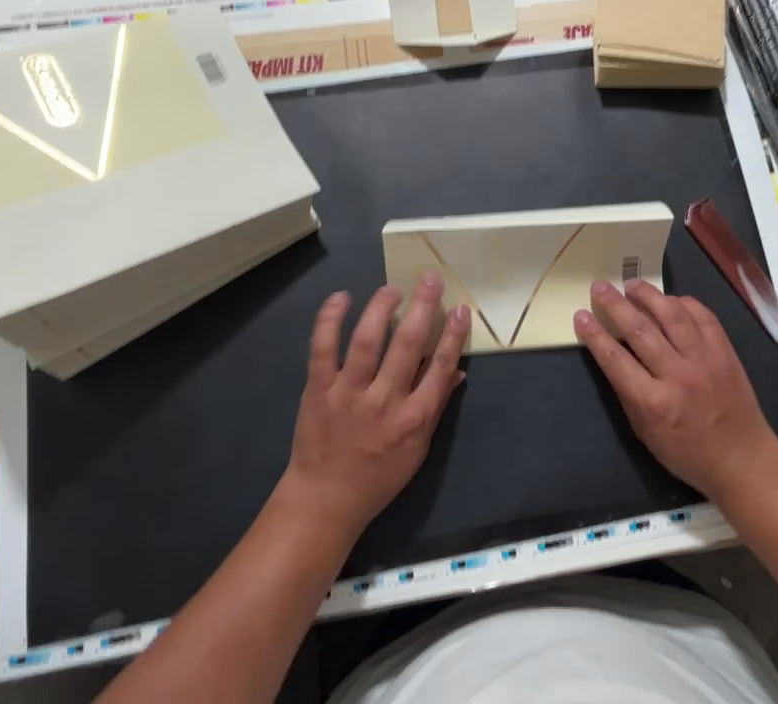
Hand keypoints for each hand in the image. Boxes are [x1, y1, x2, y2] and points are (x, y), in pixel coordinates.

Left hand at [280, 272, 468, 534]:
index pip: (439, 367)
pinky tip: (342, 297)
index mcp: (414, 418)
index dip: (452, 334)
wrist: (325, 499)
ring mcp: (348, 393)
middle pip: (407, 345)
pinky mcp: (318, 389)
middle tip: (430, 277)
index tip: (459, 308)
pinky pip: (323, 348)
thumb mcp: (418, 449)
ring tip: (392, 288)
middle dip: (422, 307)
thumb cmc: (379, 477)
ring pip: (367, 340)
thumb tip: (456, 371)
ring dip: (381, 307)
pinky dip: (330, 320)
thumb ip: (436, 407)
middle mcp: (384, 401)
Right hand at [575, 280, 777, 502]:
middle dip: (615, 304)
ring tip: (632, 284)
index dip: (594, 335)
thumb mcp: (645, 433)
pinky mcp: (725, 352)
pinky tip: (669, 299)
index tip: (580, 315)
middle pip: (639, 329)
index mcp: (653, 402)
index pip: (615, 359)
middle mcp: (678, 375)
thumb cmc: (687, 453)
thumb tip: (611, 357)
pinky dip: (683, 303)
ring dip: (649, 295)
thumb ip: (627, 393)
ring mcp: (705, 360)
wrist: (742, 458)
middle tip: (600, 287)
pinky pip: (703, 316)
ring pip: (672, 315)